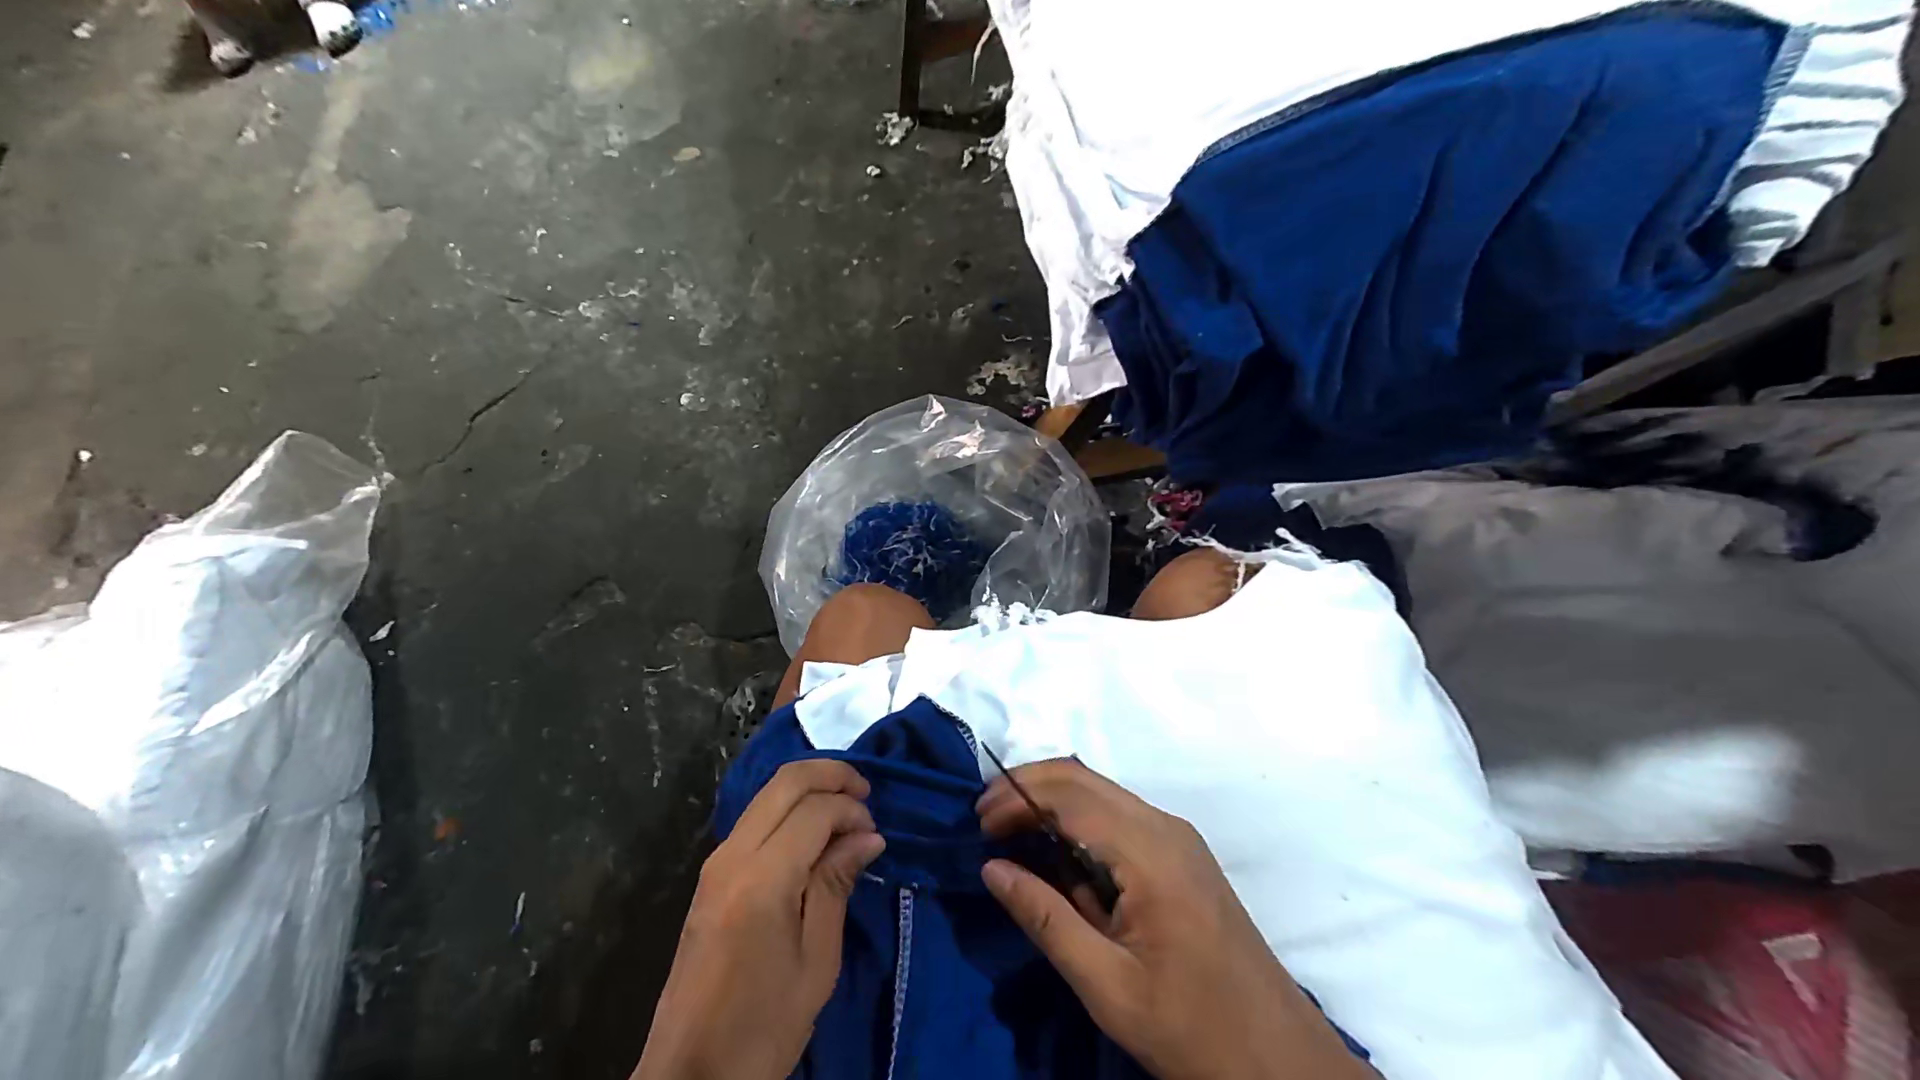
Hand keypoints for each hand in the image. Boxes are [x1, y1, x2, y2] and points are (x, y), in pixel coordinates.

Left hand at [634, 760, 884, 1079]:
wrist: (690, 1074)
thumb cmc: (762, 1025)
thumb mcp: (816, 961)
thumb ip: (836, 885)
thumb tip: (868, 835)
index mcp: (760, 878)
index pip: (813, 810)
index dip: (851, 809)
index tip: (875, 833)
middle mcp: (731, 855)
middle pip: (784, 782)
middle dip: (831, 774)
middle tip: (866, 792)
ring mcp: (715, 862)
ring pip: (767, 794)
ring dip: (809, 789)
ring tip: (846, 811)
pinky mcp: (711, 875)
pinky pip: (756, 818)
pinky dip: (790, 809)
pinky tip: (815, 830)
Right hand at [978, 761, 1373, 1079]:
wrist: (1282, 1060)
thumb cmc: (1192, 1029)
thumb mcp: (1108, 986)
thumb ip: (1047, 919)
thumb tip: (992, 867)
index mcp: (1150, 853)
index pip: (1070, 795)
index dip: (1017, 798)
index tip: (977, 823)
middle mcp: (1165, 827)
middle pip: (1084, 778)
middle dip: (1028, 788)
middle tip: (985, 820)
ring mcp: (1178, 837)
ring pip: (1101, 791)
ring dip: (1052, 800)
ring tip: (1011, 832)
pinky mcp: (1182, 852)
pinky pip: (1119, 814)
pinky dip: (1078, 818)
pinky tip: (1058, 851)